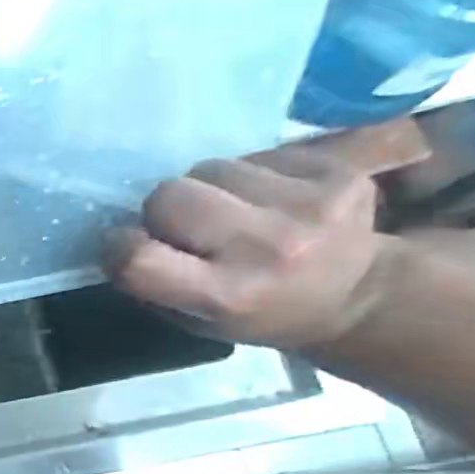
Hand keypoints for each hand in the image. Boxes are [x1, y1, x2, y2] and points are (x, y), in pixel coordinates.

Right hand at [103, 142, 399, 348]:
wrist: (356, 294)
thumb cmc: (253, 314)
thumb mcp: (190, 318)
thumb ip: (151, 280)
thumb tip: (123, 233)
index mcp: (224, 295)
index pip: (138, 259)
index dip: (118, 246)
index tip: (123, 246)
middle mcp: (266, 247)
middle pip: (168, 196)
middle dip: (161, 210)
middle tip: (181, 228)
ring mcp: (308, 204)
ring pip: (209, 168)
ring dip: (204, 189)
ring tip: (228, 211)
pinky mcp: (337, 171)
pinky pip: (256, 155)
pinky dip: (246, 175)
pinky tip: (265, 199)